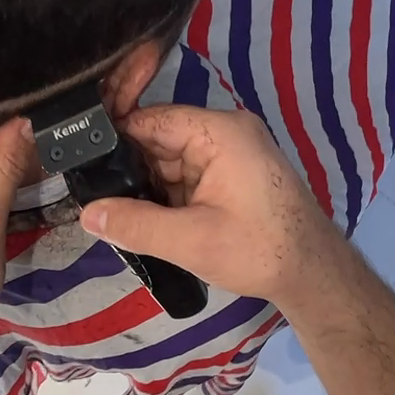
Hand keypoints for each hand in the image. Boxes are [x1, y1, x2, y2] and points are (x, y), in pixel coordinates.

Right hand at [78, 105, 347, 307]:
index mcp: (219, 132)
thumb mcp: (190, 240)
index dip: (114, 142)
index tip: (82, 169)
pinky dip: (166, 200)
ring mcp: (228, 156)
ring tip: (117, 217)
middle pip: (158, 141)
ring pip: (168, 164)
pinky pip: (184, 179)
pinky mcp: (229, 178)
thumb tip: (87, 214)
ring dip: (147, 191)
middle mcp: (224, 134)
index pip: (151, 120)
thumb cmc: (259, 251)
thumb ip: (135, 225)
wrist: (312, 274)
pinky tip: (146, 222)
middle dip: (129, 172)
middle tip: (95, 202)